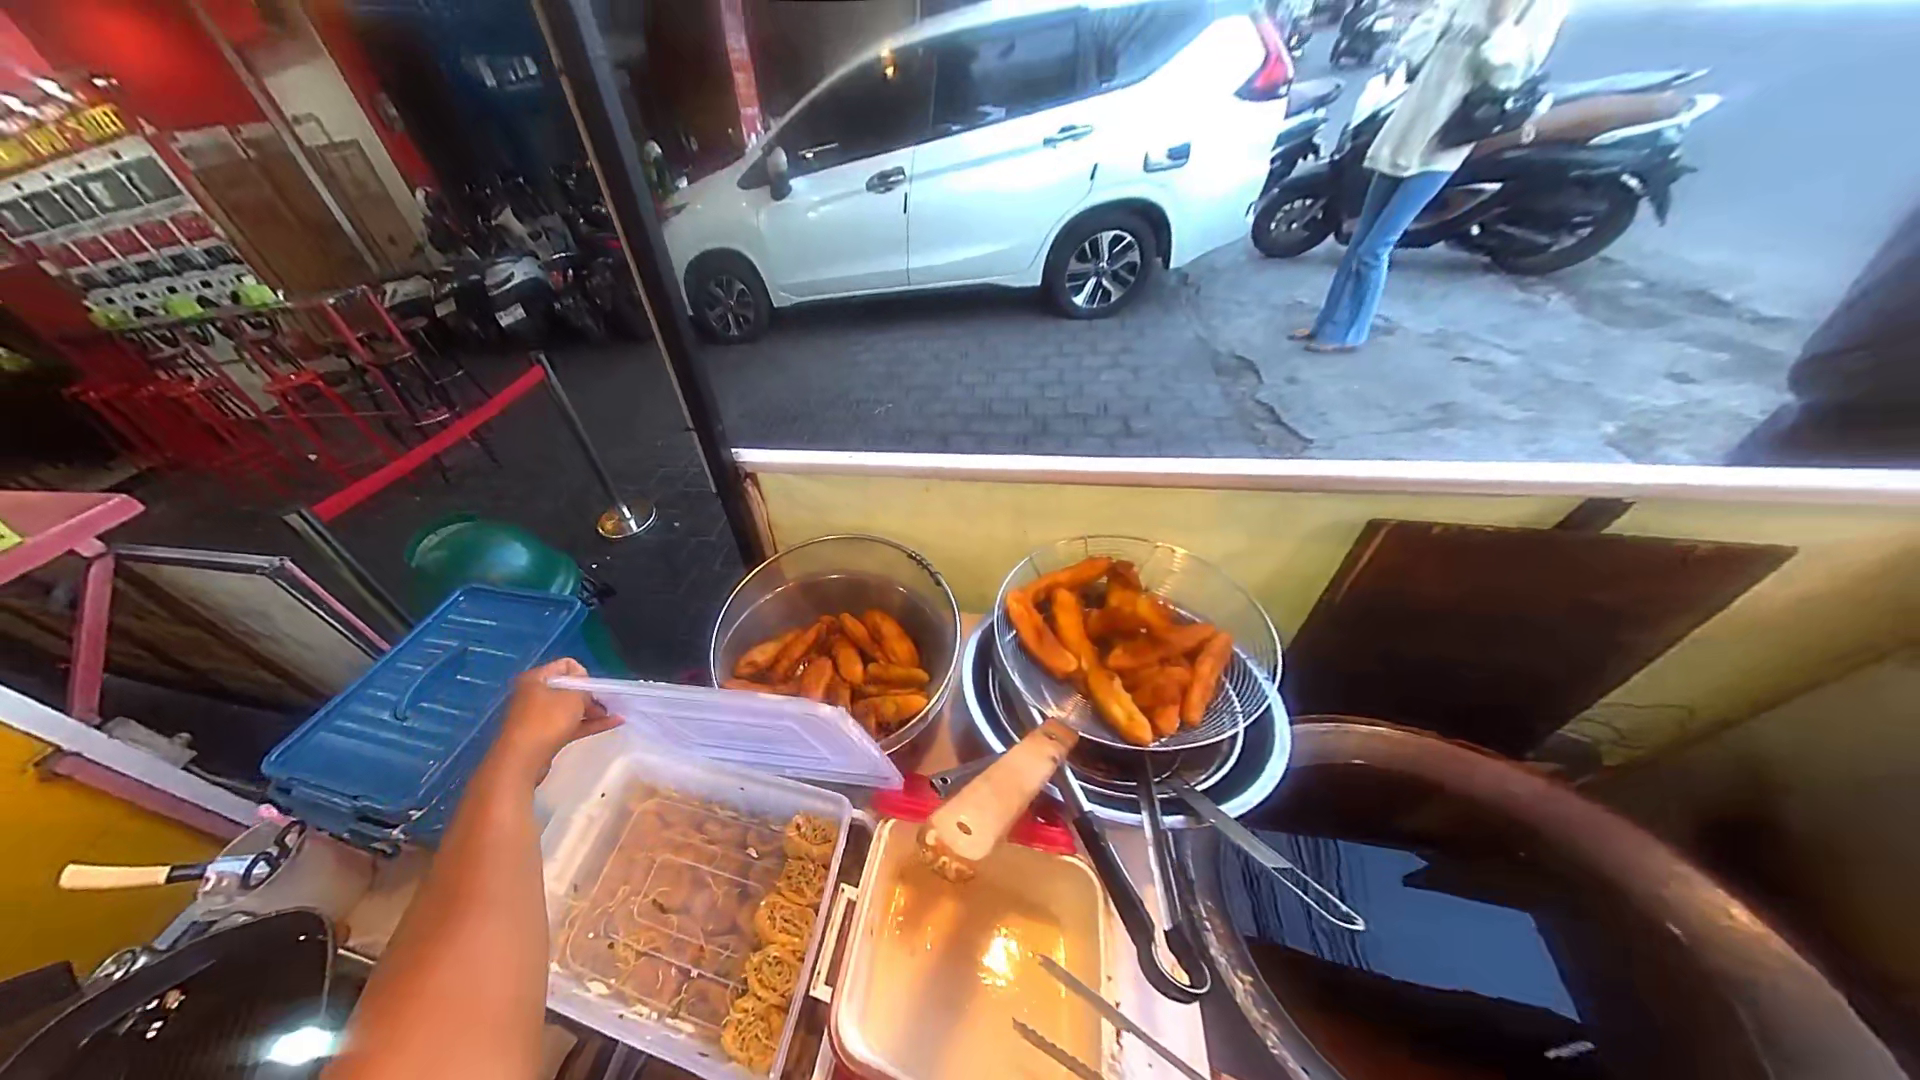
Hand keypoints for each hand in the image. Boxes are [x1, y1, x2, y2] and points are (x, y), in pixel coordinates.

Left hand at [487, 658, 617, 783]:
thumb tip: (586, 691)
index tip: (594, 687)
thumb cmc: (547, 720)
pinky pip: (569, 724)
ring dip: (592, 710)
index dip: (584, 674)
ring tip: (614, 714)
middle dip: (590, 695)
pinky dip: (588, 723)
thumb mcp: (574, 696)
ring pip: (570, 708)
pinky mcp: (543, 735)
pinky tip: (611, 723)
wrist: (522, 759)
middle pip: (568, 688)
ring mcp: (537, 716)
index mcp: (535, 679)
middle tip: (606, 703)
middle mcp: (533, 694)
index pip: (566, 665)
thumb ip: (585, 688)